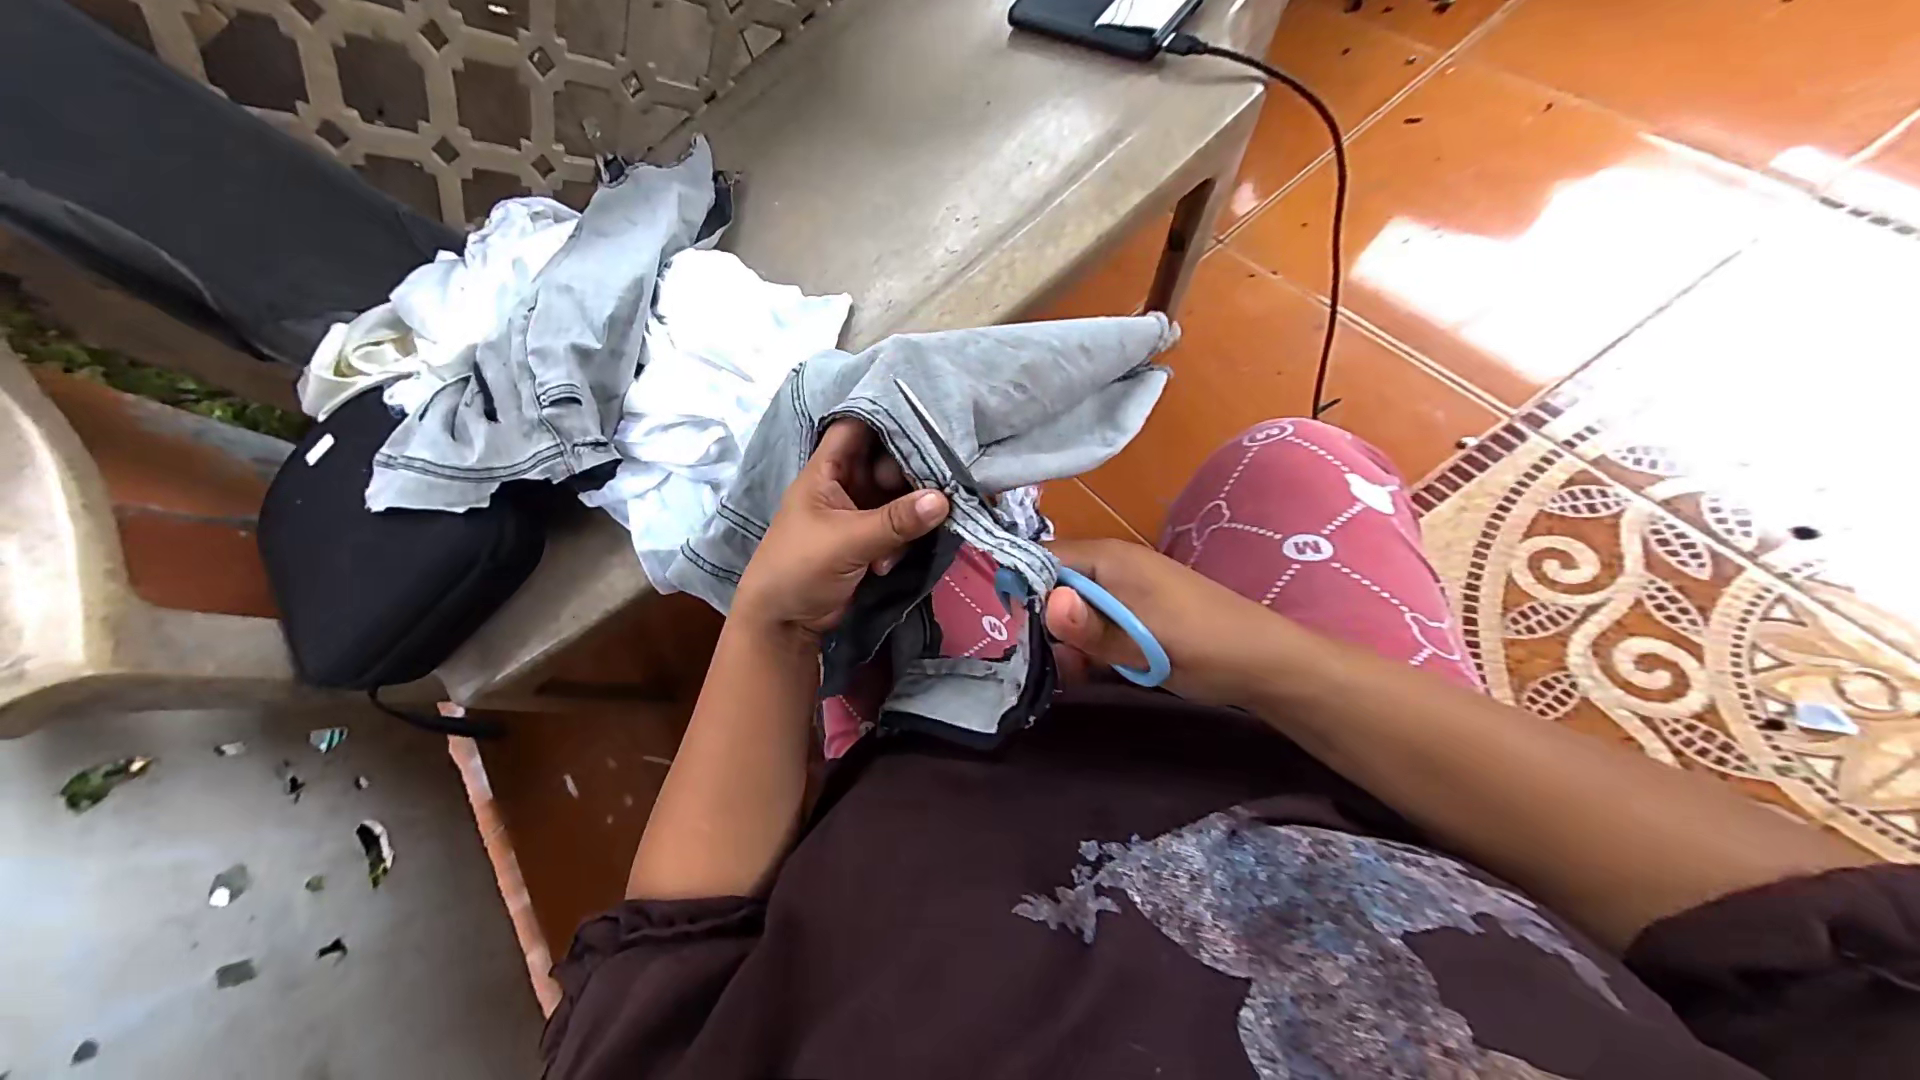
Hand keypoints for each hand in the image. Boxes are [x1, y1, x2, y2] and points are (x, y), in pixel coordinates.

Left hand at [733, 419, 949, 638]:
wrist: (784, 624)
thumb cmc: (800, 568)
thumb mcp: (848, 541)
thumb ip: (896, 520)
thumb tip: (944, 499)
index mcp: (826, 471)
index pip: (858, 428)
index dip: (888, 420)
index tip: (929, 422)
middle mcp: (844, 485)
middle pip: (887, 463)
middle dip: (910, 478)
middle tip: (933, 492)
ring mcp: (858, 513)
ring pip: (898, 498)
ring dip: (906, 519)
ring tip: (898, 545)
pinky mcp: (870, 540)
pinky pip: (898, 528)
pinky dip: (899, 543)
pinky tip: (885, 566)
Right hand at [1044, 539, 1300, 707]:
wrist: (1263, 662)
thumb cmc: (1203, 645)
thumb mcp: (1143, 643)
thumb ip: (1091, 627)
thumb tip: (1046, 601)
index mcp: (1107, 558)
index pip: (1042, 558)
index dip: (1022, 588)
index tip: (1014, 629)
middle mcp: (1109, 566)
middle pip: (1052, 585)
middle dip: (1046, 624)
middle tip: (1052, 662)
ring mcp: (1121, 589)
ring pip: (1071, 608)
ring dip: (1067, 641)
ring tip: (1078, 673)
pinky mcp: (1132, 611)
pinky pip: (1092, 621)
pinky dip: (1087, 645)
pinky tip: (1093, 669)